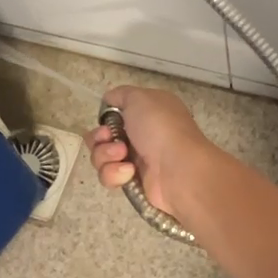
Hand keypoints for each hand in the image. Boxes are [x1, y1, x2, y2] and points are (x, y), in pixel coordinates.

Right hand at [86, 86, 215, 218]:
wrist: (177, 169)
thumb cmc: (160, 128)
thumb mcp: (140, 97)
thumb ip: (121, 94)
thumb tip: (109, 99)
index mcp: (147, 113)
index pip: (114, 115)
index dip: (105, 120)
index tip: (107, 123)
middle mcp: (142, 135)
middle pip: (102, 138)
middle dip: (99, 139)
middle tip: (111, 140)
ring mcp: (137, 160)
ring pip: (101, 158)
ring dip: (106, 156)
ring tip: (123, 157)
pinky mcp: (133, 182)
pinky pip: (110, 177)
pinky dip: (115, 174)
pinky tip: (129, 173)